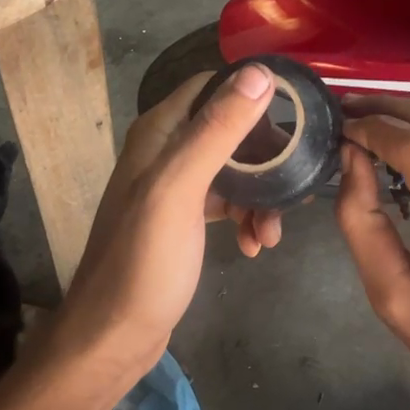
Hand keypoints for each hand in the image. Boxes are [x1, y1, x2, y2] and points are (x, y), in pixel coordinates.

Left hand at [53, 65, 281, 368]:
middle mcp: (165, 149)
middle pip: (230, 130)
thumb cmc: (143, 261)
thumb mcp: (180, 190)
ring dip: (260, 194)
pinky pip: (226, 202)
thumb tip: (260, 73)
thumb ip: (217, 130)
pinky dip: (245, 217)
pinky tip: (255, 245)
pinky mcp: (183, 219)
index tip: (297, 114)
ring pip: (234, 170)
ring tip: (272, 232)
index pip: (214, 86)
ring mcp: (173, 186)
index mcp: (159, 131)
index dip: (254, 95)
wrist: (113, 337)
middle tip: (293, 184)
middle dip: (265, 156)